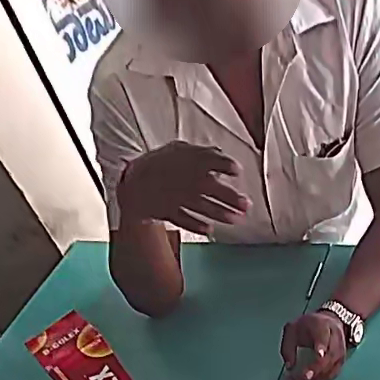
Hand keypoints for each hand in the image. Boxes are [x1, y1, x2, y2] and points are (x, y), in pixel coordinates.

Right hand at [116, 142, 250, 235]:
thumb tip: (220, 153)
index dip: (225, 164)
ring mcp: (175, 196)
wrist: (133, 182)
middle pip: (211, 188)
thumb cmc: (160, 164)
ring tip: (236, 220)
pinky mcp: (167, 211)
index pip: (210, 159)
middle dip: (231, 197)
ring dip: (221, 214)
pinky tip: (209, 229)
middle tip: (246, 205)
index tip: (237, 171)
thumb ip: (201, 152)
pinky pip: (183, 220)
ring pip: (202, 206)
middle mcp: (183, 178)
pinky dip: (196, 225)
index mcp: (187, 160)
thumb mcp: (178, 150)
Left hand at [281, 310, 347, 379]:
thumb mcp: (292, 329)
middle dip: (317, 369)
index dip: (322, 345)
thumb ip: (288, 347)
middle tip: (303, 377)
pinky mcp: (340, 363)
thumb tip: (289, 367)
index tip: (319, 354)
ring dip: (317, 379)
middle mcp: (336, 339)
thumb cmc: (309, 326)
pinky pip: (332, 375)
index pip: (324, 336)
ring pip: (332, 369)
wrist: (328, 323)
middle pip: (330, 356)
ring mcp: (340, 352)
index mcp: (323, 326)